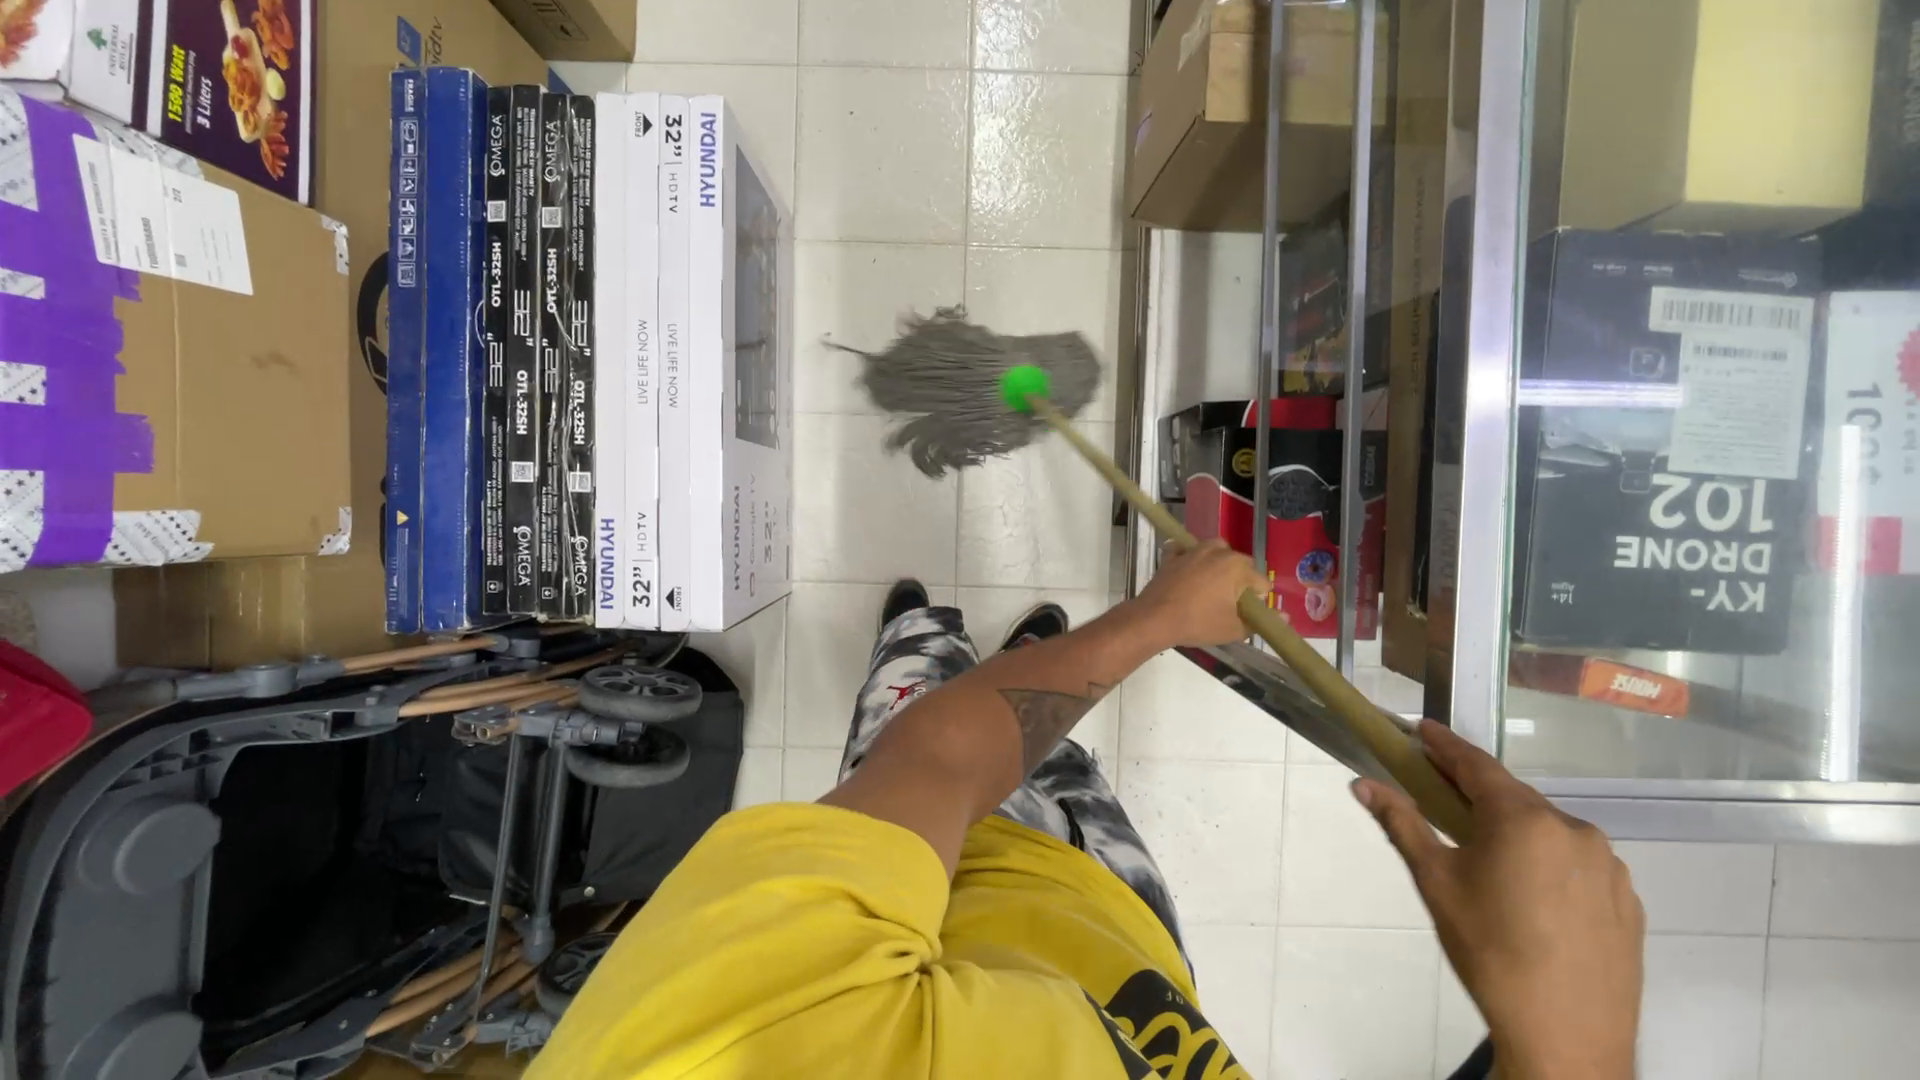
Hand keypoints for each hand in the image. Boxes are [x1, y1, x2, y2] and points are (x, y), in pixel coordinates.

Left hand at [1131, 539, 1268, 647]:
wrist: (1155, 618)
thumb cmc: (1198, 623)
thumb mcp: (1234, 629)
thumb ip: (1260, 622)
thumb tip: (1284, 617)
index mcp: (1237, 567)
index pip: (1260, 582)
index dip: (1257, 600)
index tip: (1246, 613)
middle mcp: (1217, 551)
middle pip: (1240, 563)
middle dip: (1239, 580)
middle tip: (1230, 602)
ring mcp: (1192, 550)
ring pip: (1214, 550)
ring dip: (1218, 563)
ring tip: (1212, 585)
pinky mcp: (1172, 555)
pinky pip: (1185, 550)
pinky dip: (1188, 557)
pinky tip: (1187, 570)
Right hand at [1353, 721, 1643, 1079]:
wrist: (1567, 1035)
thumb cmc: (1488, 950)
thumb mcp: (1434, 882)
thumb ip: (1401, 823)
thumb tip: (1362, 784)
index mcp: (1524, 820)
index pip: (1476, 765)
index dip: (1445, 744)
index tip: (1421, 728)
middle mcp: (1574, 829)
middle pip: (1513, 797)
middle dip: (1474, 791)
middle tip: (1439, 793)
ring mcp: (1609, 865)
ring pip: (1548, 829)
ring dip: (1513, 828)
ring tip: (1485, 854)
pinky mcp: (1627, 899)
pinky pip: (1577, 862)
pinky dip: (1546, 859)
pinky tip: (1528, 891)